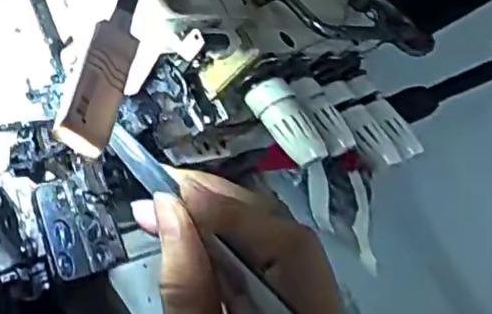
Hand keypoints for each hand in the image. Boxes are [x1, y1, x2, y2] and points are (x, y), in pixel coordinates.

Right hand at [134, 170, 341, 313]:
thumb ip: (186, 288)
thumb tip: (165, 208)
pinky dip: (233, 248)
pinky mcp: (302, 307)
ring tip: (172, 210)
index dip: (229, 208)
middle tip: (162, 192)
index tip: (172, 189)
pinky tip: (200, 242)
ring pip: (277, 244)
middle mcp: (328, 308)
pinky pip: (273, 265)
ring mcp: (319, 306)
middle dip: (219, 203)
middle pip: (283, 232)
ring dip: (221, 221)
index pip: (286, 243)